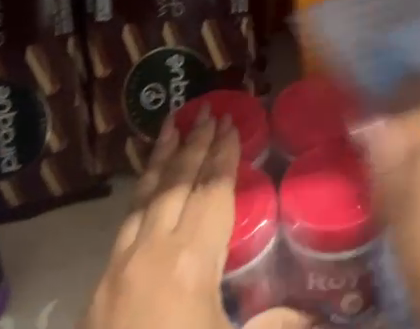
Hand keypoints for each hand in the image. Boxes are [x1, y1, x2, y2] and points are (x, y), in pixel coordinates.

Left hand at [80, 115, 237, 328]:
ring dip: (161, 160)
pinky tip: (144, 191)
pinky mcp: (100, 288)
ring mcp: (119, 267)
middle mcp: (151, 252)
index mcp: (189, 263)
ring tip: (171, 126)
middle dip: (194, 145)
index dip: (223, 157)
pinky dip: (140, 195)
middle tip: (207, 111)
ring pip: (144, 197)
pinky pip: (125, 223)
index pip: (211, 193)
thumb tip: (320, 317)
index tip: (230, 122)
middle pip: (176, 184)